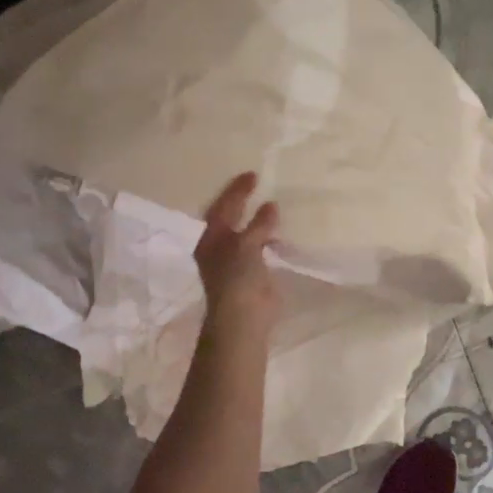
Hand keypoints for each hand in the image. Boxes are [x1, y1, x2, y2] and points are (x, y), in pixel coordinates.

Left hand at [195, 172, 280, 332]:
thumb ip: (258, 224)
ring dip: (257, 220)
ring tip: (273, 205)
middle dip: (243, 202)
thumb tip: (271, 206)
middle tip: (260, 185)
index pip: (222, 206)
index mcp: (211, 239)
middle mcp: (219, 248)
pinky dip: (269, 238)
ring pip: (246, 233)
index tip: (253, 175)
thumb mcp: (245, 245)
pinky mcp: (251, 274)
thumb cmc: (237, 278)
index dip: (236, 190)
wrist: (243, 317)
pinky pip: (260, 248)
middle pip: (230, 218)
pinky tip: (281, 233)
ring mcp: (235, 262)